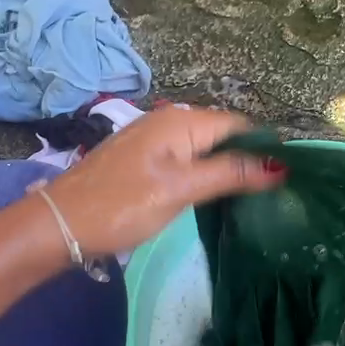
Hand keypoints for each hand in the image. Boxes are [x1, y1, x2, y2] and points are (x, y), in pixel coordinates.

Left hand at [41, 106, 283, 255]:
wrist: (58, 225)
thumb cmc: (122, 205)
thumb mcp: (182, 190)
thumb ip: (231, 174)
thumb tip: (279, 166)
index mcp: (180, 121)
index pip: (238, 124)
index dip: (263, 147)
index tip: (286, 177)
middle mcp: (167, 120)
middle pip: (222, 134)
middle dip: (246, 157)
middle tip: (270, 192)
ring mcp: (152, 140)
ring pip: (203, 148)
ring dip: (225, 168)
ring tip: (247, 198)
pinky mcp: (141, 160)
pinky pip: (185, 158)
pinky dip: (202, 173)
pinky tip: (208, 196)